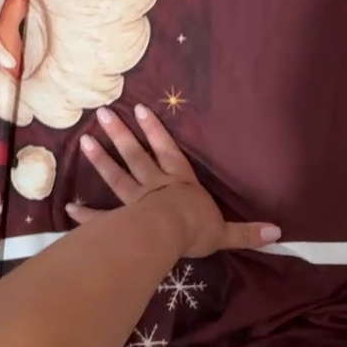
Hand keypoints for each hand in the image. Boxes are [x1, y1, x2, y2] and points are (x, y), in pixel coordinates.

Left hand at [70, 105, 280, 257]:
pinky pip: (101, 216)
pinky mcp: (121, 221)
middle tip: (103, 113)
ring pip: (117, 176)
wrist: (169, 236)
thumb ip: (247, 233)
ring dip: (101, 159)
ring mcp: (135, 201)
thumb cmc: (196, 229)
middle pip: (137, 156)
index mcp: (180, 183)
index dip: (155, 132)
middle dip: (121, 135)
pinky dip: (85, 214)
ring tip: (84, 141)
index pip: (168, 151)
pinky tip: (68, 207)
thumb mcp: (226, 232)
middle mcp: (156, 186)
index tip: (140, 110)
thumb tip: (278, 233)